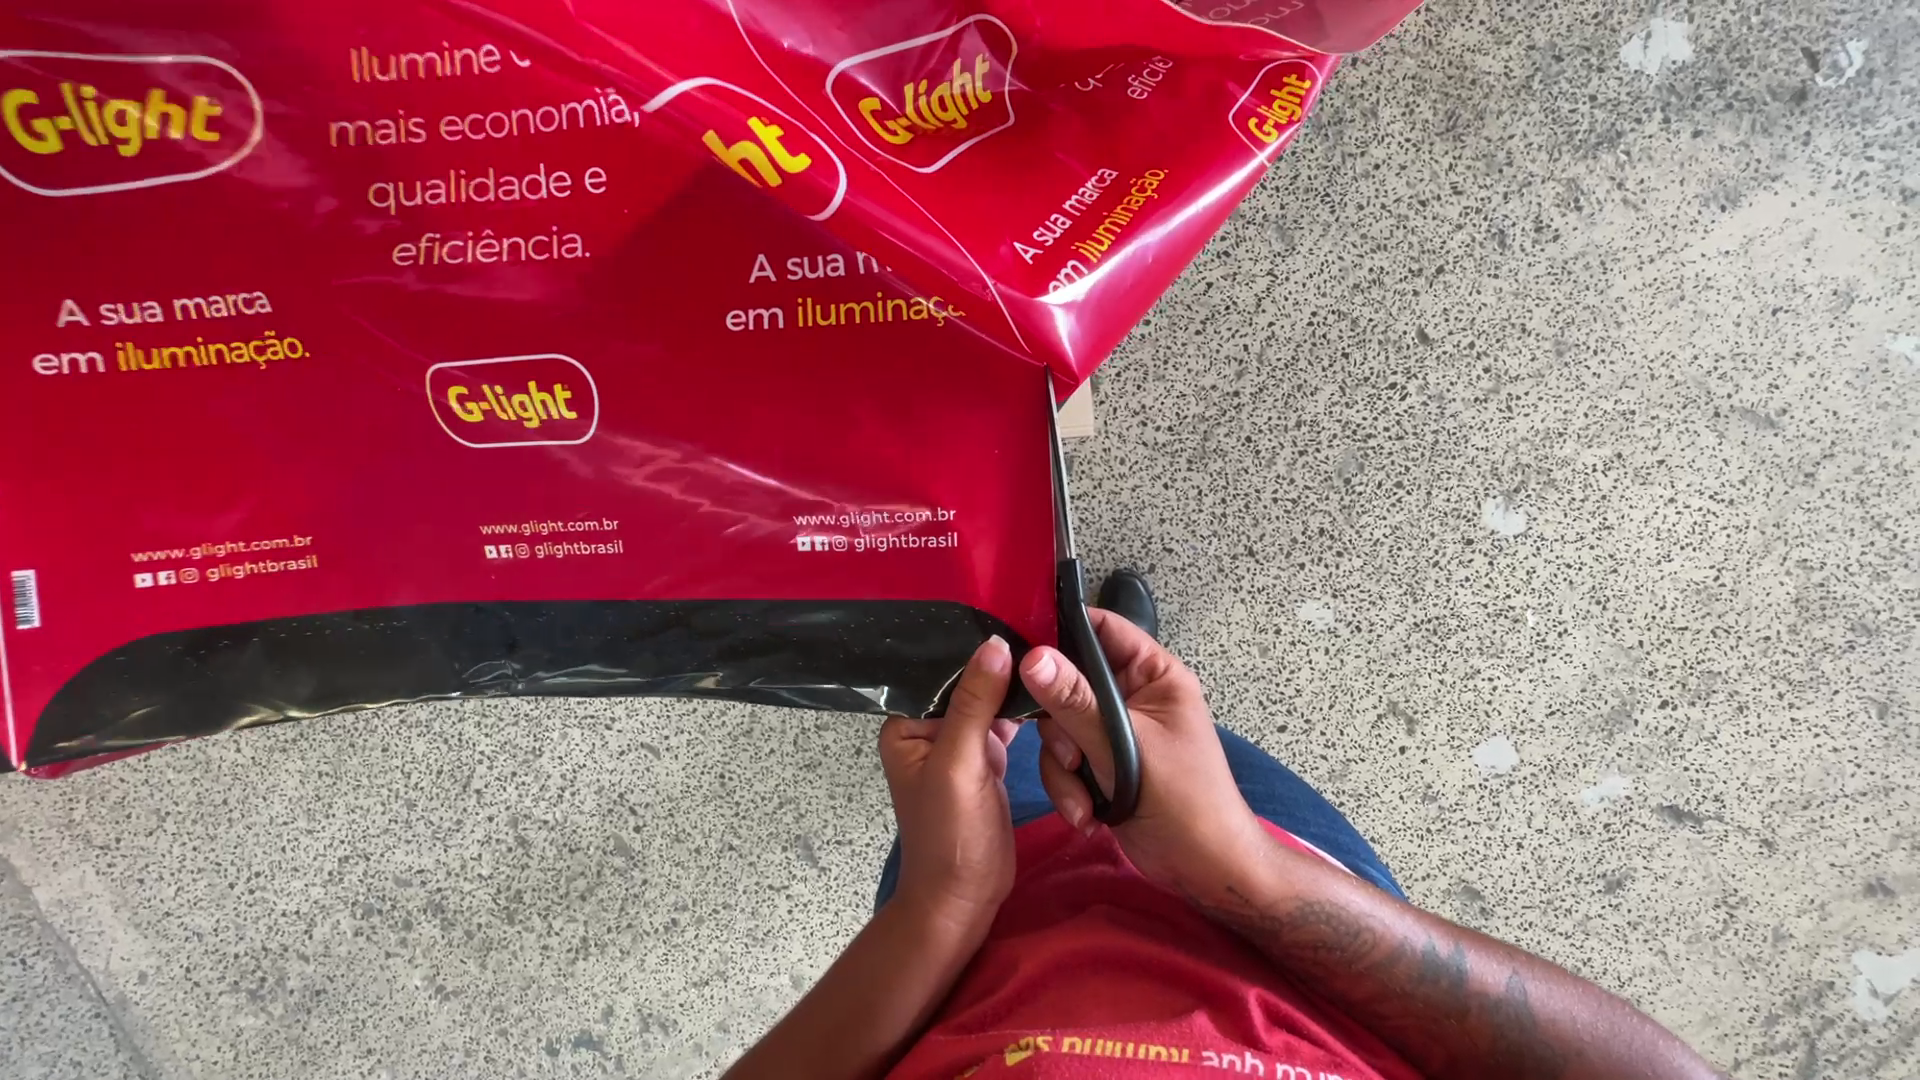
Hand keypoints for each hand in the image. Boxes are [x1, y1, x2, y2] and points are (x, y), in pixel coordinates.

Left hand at [877, 635, 1019, 931]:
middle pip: (968, 685)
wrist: (965, 900)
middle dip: (1001, 670)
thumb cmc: (950, 835)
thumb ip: (974, 704)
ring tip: (1050, 660)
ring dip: (1015, 691)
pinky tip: (1047, 695)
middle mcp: (929, 728)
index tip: (1016, 623)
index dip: (975, 649)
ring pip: (989, 703)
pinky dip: (1023, 716)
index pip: (941, 672)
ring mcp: (959, 745)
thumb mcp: (959, 764)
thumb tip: (994, 645)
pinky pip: (1004, 726)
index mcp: (906, 724)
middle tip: (1043, 639)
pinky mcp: (985, 761)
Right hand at [1021, 609, 1272, 898]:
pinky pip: (1063, 759)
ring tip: (1085, 798)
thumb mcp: (1127, 748)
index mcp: (1152, 673)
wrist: (1203, 872)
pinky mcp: (1099, 762)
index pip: (1102, 628)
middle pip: (1067, 681)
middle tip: (1071, 755)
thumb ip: (1077, 703)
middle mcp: (1129, 694)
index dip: (1062, 631)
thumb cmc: (1186, 801)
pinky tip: (1086, 814)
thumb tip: (1033, 657)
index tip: (1022, 651)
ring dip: (1063, 766)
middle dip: (1061, 725)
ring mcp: (1112, 730)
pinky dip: (1068, 787)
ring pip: (1058, 725)